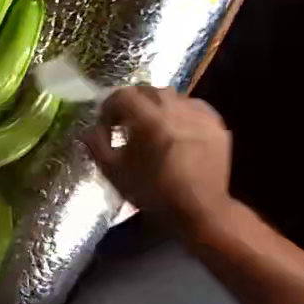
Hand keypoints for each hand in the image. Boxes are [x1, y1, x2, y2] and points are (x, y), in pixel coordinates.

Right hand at [87, 86, 233, 234]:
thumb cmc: (154, 194)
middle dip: (132, 103)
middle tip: (125, 122)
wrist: (200, 212)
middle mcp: (176, 110)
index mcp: (150, 120)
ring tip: (151, 125)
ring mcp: (199, 115)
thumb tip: (87, 130)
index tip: (106, 123)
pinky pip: (193, 106)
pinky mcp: (216, 124)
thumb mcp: (115, 173)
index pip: (123, 96)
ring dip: (156, 105)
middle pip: (148, 91)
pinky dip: (180, 111)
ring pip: (172, 96)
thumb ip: (97, 146)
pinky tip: (175, 128)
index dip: (109, 106)